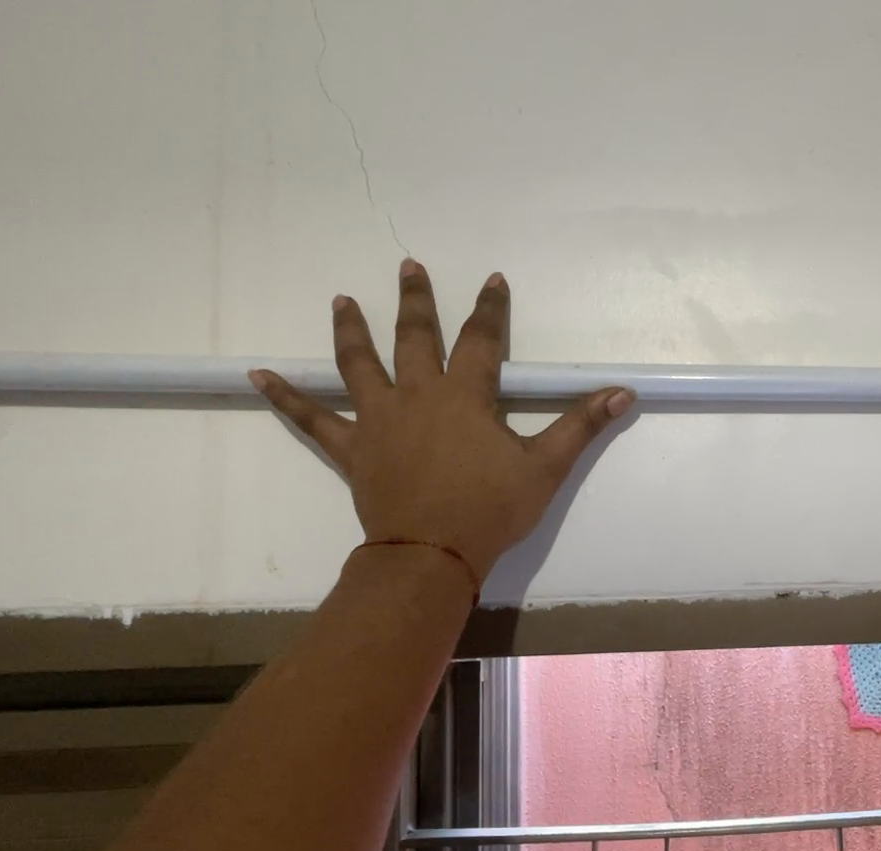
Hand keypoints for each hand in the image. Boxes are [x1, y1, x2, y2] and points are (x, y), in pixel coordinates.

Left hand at [251, 259, 633, 581]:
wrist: (433, 553)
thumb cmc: (492, 509)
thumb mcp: (547, 467)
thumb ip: (582, 425)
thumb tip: (623, 392)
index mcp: (465, 396)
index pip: (481, 340)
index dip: (490, 309)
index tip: (492, 279)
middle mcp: (417, 395)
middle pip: (414, 338)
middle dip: (415, 301)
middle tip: (407, 266)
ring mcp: (379, 421)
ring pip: (359, 365)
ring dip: (351, 330)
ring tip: (341, 301)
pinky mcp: (353, 450)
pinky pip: (313, 420)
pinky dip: (285, 398)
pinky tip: (257, 376)